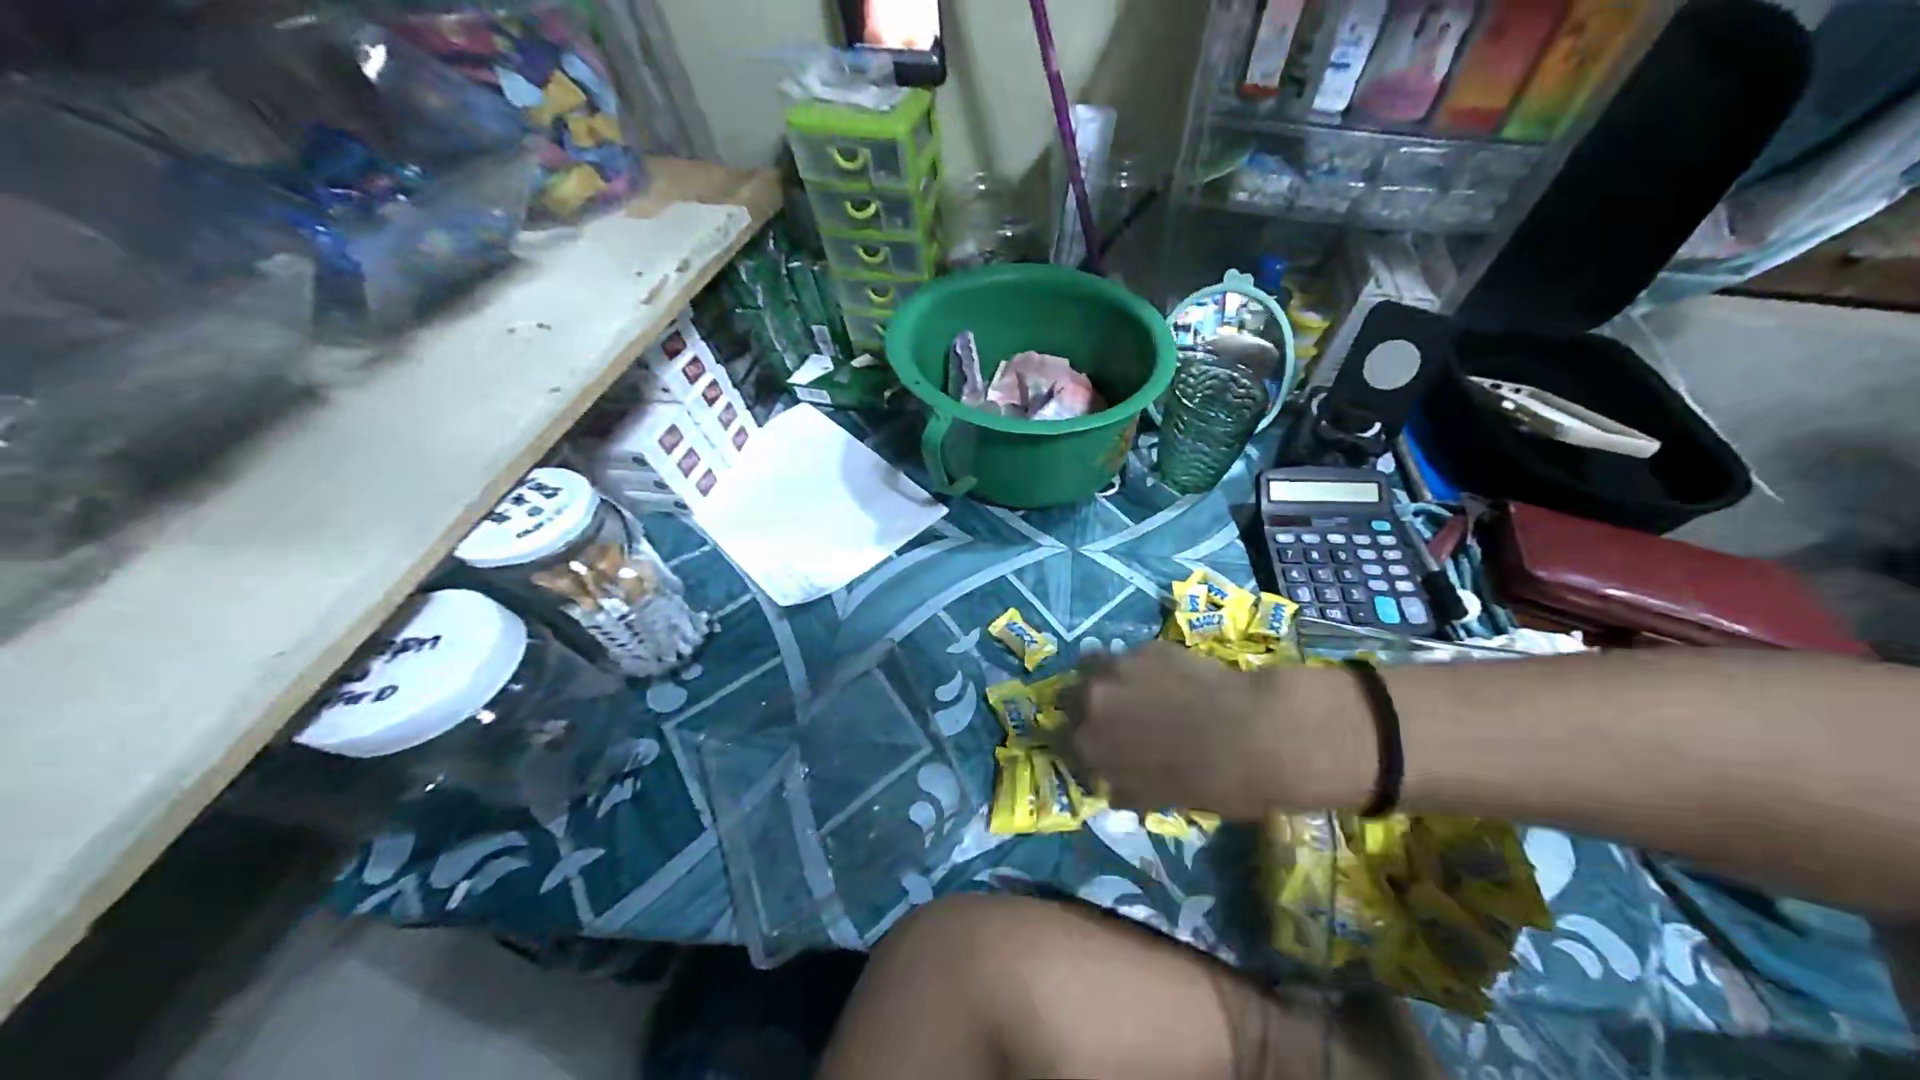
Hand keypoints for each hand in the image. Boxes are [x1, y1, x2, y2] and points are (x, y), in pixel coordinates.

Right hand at [1059, 642, 1373, 819]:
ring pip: (1096, 666)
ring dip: (1108, 679)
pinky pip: (1134, 657)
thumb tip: (1116, 787)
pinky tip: (1172, 678)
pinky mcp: (1147, 647)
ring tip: (1136, 689)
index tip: (1099, 748)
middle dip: (1087, 706)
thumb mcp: (1159, 799)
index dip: (1082, 746)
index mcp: (1089, 746)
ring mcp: (1118, 668)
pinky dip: (1144, 668)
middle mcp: (1091, 701)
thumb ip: (1126, 788)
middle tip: (1116, 716)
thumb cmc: (1209, 782)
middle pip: (1071, 697)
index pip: (1064, 743)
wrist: (1253, 734)